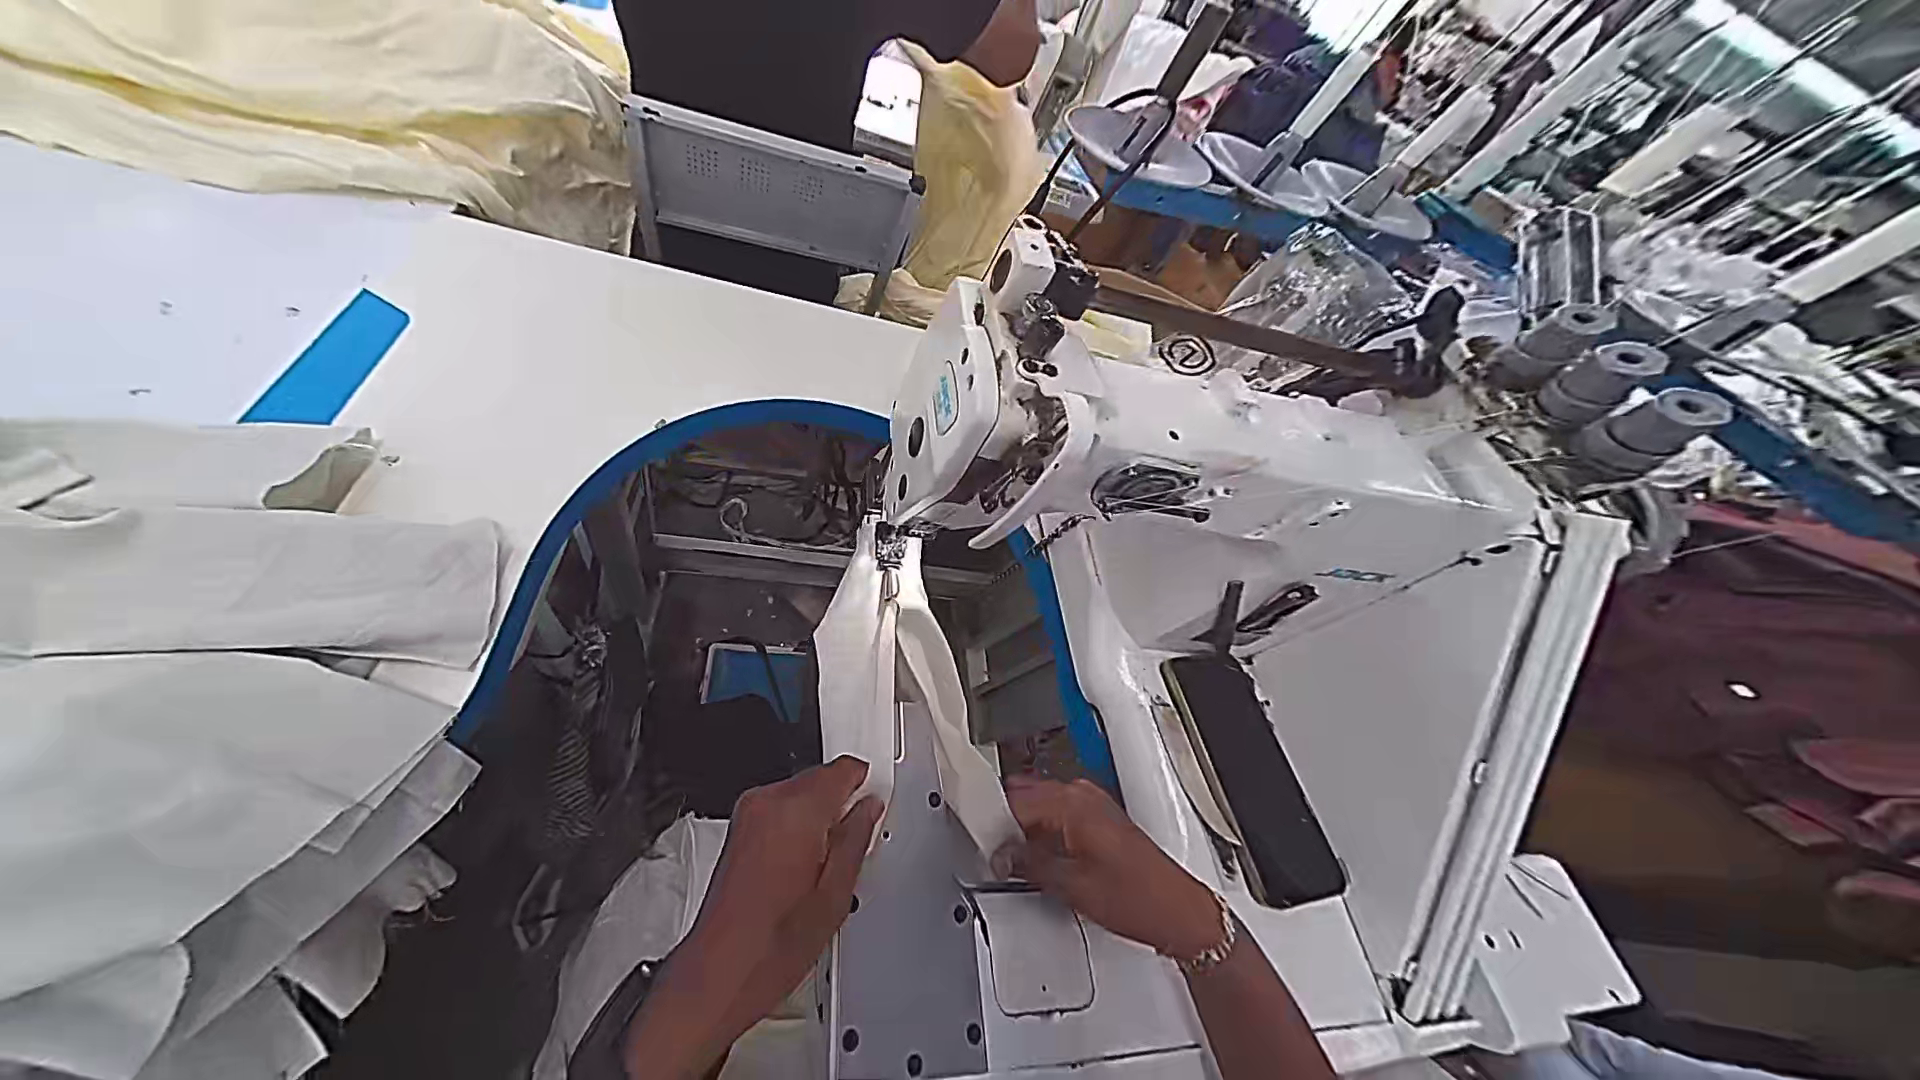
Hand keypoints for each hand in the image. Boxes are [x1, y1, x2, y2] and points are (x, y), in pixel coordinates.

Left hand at [625, 757, 882, 1078]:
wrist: (718, 975)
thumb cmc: (769, 948)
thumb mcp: (836, 895)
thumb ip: (857, 838)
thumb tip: (868, 810)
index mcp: (797, 812)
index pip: (843, 769)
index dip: (865, 783)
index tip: (873, 800)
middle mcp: (768, 803)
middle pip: (821, 778)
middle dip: (841, 802)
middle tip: (853, 841)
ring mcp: (748, 814)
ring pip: (800, 791)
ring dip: (817, 813)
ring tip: (823, 863)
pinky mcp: (737, 828)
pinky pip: (780, 807)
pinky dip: (795, 824)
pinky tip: (801, 864)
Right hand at [994, 776, 1220, 959]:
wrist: (1177, 911)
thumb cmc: (1140, 897)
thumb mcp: (1072, 886)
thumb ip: (1029, 864)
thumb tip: (1002, 855)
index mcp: (1072, 803)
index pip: (1015, 801)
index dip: (991, 822)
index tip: (977, 839)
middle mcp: (1082, 794)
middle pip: (1026, 796)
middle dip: (1005, 820)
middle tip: (990, 848)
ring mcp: (1092, 803)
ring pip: (1041, 803)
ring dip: (1024, 825)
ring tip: (1013, 858)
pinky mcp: (1099, 816)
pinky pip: (1058, 812)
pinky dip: (1043, 828)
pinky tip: (1038, 856)